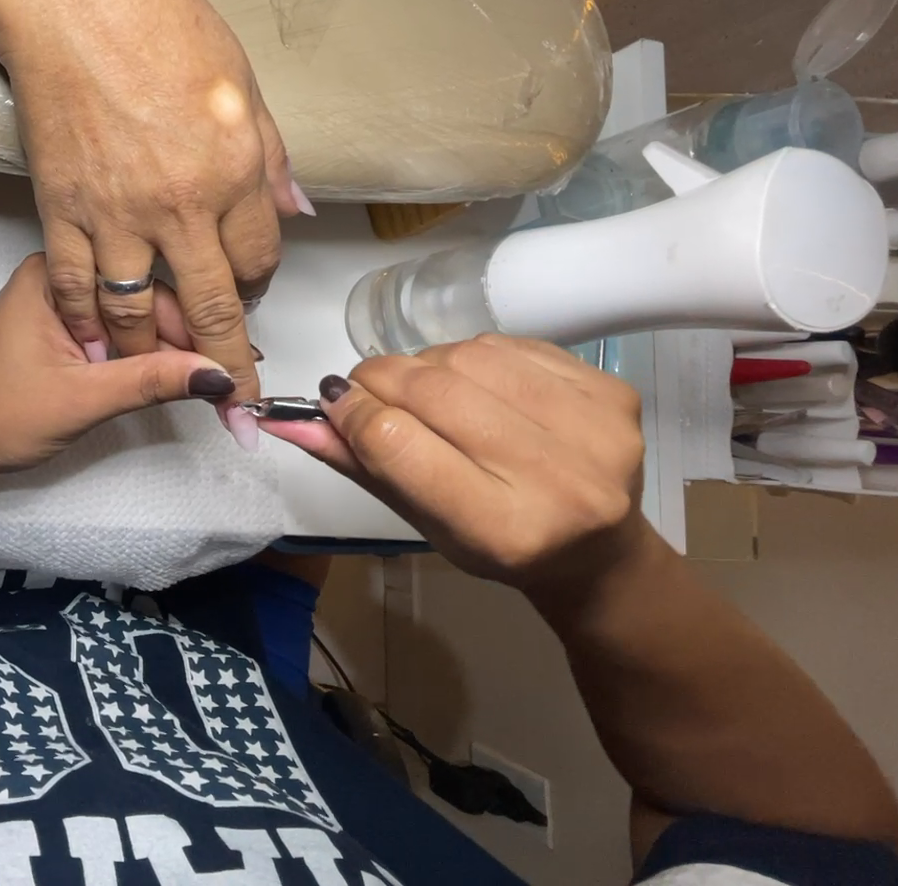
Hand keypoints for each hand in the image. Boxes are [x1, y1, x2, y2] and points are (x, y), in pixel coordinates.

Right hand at [0, 0, 309, 426]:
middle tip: (237, 411)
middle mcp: (181, 206)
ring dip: (152, 354)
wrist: (67, 3)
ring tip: (162, 374)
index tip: (250, 296)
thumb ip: (268, 155)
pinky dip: (86, 324)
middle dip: (228, 365)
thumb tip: (295, 209)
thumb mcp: (240, 79)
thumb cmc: (156, 23)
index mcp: (235, 169)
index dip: (258, 286)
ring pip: (138, 313)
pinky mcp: (62, 213)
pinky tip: (96, 346)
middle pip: (211, 307)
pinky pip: (76, 288)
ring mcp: (116, 216)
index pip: (259, 258)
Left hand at [0, 254, 237, 498]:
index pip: (143, 291)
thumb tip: (221, 375)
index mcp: (53, 273)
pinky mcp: (62, 332)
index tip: (239, 360)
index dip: (194, 330)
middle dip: (187, 346)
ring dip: (170, 356)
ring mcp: (61, 305)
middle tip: (235, 382)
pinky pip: (114, 337)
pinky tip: (180, 379)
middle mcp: (60, 277)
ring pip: (133, 322)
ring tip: (218, 385)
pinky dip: (144, 361)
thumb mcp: (81, 399)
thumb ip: (150, 381)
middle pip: (142, 303)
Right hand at [262, 335, 646, 588]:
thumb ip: (352, 462)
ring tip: (423, 389)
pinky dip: (471, 354)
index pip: (396, 441)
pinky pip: (509, 344)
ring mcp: (595, 431)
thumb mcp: (414, 517)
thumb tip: (285, 419)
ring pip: (467, 356)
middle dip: (380, 378)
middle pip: (433, 391)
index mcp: (500, 530)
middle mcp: (557, 480)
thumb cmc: (490, 545)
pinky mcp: (612, 393)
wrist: (594, 552)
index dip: (353, 411)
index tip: (334, 402)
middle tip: (366, 387)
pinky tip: (472, 383)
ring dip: (425, 363)